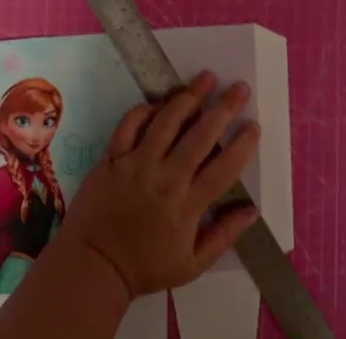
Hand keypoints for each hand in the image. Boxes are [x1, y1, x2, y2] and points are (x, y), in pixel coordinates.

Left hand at [53, 71, 262, 297]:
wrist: (91, 267)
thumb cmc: (145, 267)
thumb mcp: (192, 265)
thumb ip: (224, 236)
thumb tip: (253, 211)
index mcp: (187, 206)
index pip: (224, 169)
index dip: (243, 145)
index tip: (254, 125)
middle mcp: (165, 180)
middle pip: (200, 136)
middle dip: (224, 108)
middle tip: (240, 87)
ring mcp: (136, 165)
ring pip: (167, 122)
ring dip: (189, 96)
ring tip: (207, 77)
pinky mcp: (112, 158)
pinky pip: (130, 124)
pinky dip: (145, 110)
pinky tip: (160, 102)